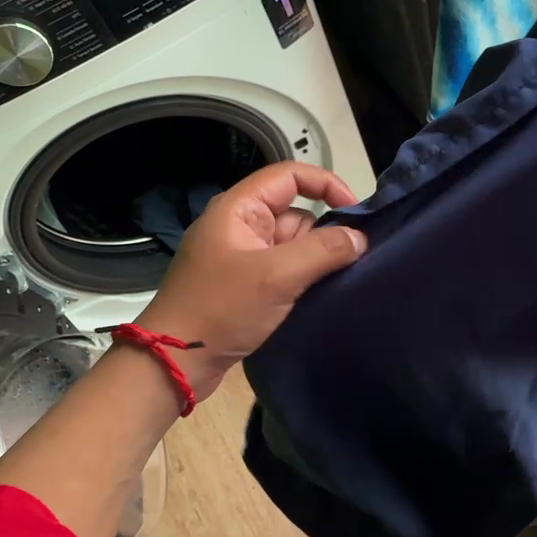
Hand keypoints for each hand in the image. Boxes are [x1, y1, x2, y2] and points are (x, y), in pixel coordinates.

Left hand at [132, 161, 366, 399]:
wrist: (176, 360)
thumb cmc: (221, 309)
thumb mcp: (277, 276)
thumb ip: (323, 251)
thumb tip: (360, 238)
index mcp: (239, 209)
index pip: (289, 176)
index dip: (326, 184)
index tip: (357, 212)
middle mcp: (240, 227)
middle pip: (296, 214)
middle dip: (324, 234)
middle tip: (352, 262)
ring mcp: (241, 258)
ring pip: (293, 247)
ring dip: (316, 263)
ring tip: (340, 283)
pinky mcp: (244, 287)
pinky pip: (283, 272)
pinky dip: (302, 281)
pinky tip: (320, 297)